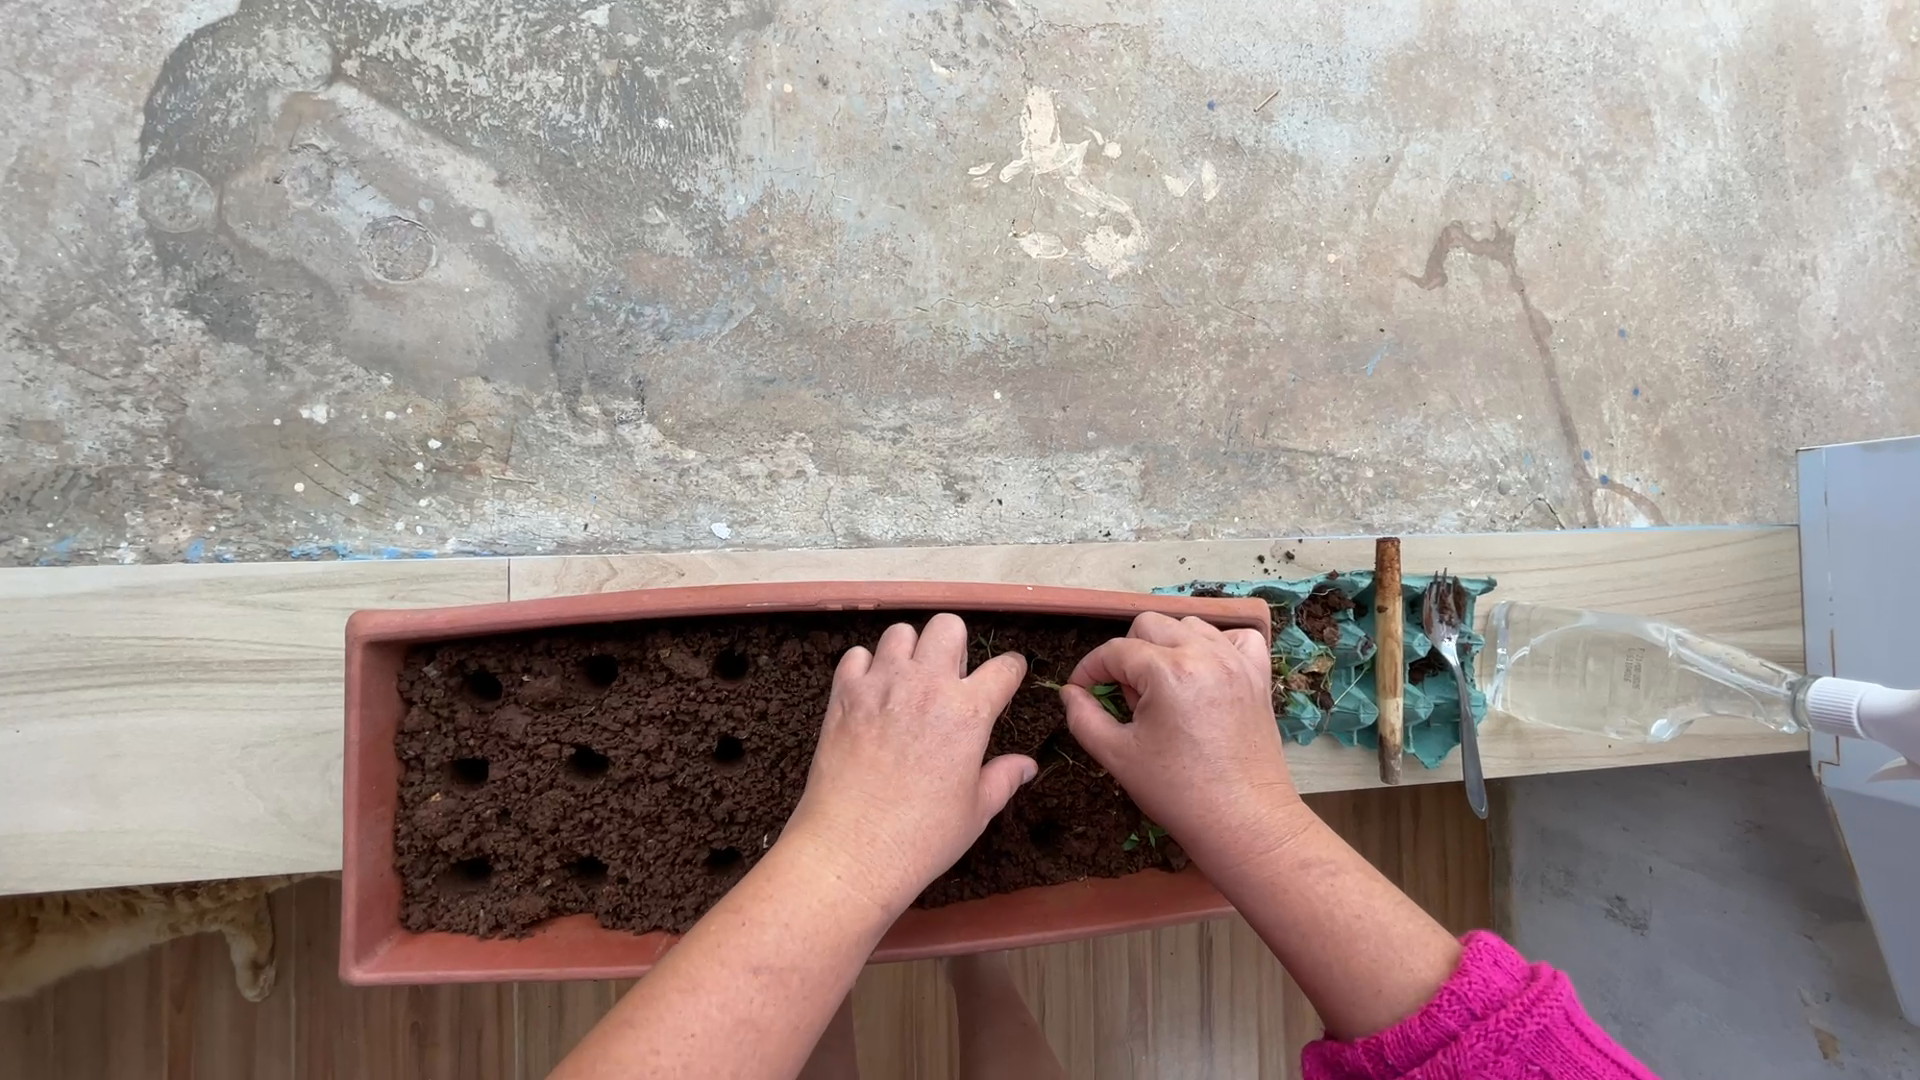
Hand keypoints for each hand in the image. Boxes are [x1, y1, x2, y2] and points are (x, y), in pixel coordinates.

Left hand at [783, 613, 1035, 914]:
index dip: (1011, 670)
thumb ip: (1003, 778)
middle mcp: (927, 686)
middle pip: (948, 625)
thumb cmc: (920, 839)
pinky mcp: (845, 694)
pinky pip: (857, 656)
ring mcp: (882, 685)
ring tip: (907, 682)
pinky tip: (871, 694)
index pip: (1005, 667)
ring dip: (909, 652)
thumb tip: (1027, 766)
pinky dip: (866, 668)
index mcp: (968, 712)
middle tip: (949, 677)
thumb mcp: (975, 812)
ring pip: (900, 633)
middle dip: (954, 645)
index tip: (1007, 676)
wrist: (850, 850)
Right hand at [1061, 613, 1306, 875]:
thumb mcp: (1117, 756)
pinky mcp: (1258, 676)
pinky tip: (1203, 670)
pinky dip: (1217, 644)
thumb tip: (1071, 693)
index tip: (1081, 691)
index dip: (1089, 669)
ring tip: (1162, 686)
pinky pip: (1239, 637)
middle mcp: (1204, 654)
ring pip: (1188, 625)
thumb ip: (1084, 717)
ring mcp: (1236, 662)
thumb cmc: (1177, 793)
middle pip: (1148, 625)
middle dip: (1126, 654)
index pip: (1114, 651)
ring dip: (1165, 645)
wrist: (1245, 825)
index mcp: (1167, 672)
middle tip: (1127, 696)